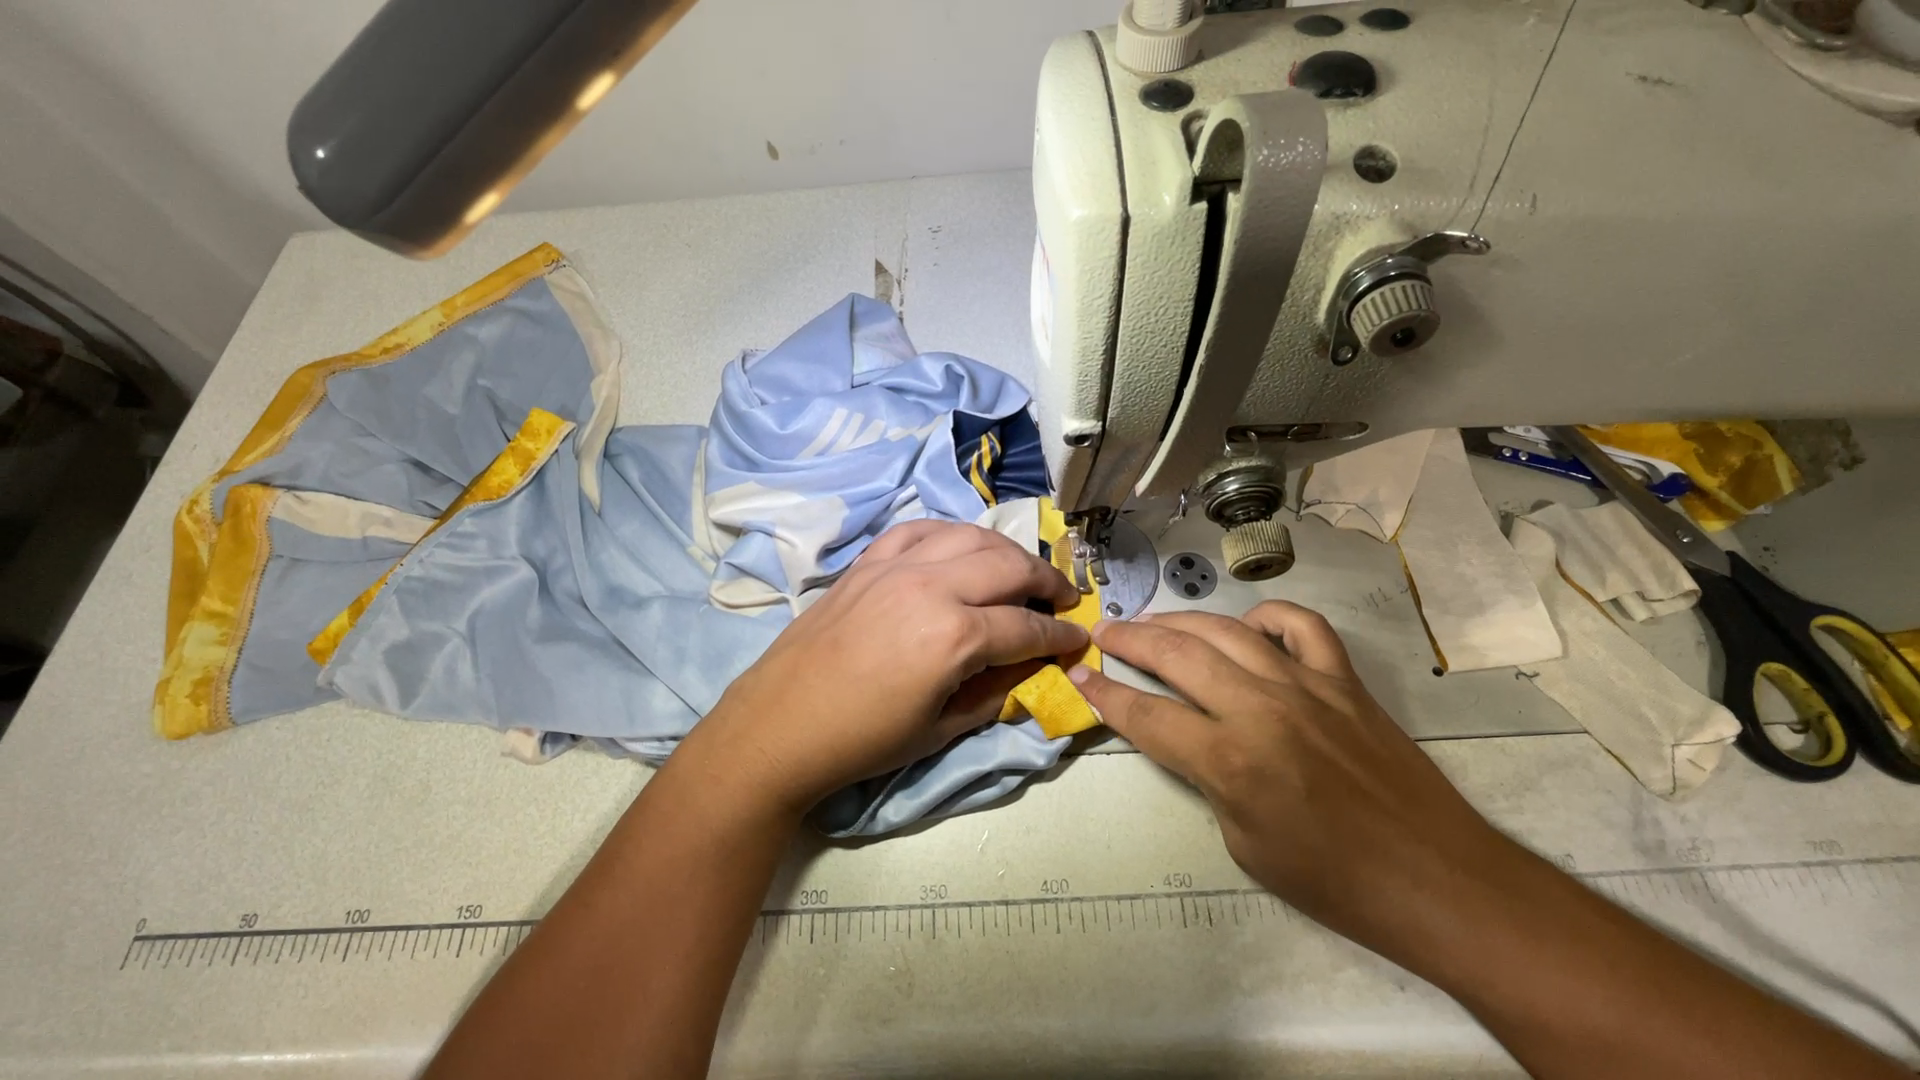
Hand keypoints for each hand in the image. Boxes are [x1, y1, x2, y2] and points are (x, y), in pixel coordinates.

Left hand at [692, 520, 1087, 816]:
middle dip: (1047, 581)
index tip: (1079, 637)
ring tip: (1020, 570)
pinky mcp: (867, 563)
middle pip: (1009, 566)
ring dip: (1005, 551)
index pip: (1027, 626)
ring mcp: (896, 567)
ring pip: (969, 537)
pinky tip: (960, 549)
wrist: (782, 725)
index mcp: (955, 637)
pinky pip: (919, 530)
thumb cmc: (863, 741)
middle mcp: (932, 587)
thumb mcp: (941, 730)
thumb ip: (991, 693)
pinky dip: (950, 535)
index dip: (1060, 635)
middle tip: (1064, 598)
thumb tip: (1023, 670)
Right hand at [1070, 602, 1517, 952]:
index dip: (1104, 694)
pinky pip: (1301, 626)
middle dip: (1130, 639)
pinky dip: (1268, 617)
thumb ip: (1208, 779)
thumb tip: (1190, 739)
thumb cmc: (1332, 882)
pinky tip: (1247, 627)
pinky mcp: (1345, 680)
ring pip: (1228, 631)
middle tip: (1104, 631)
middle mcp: (1261, 709)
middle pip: (1177, 655)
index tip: (1078, 675)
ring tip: (1152, 620)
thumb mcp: (1243, 844)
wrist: (1435, 879)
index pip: (1146, 714)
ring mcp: (1307, 686)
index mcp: (1229, 760)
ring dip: (1181, 621)